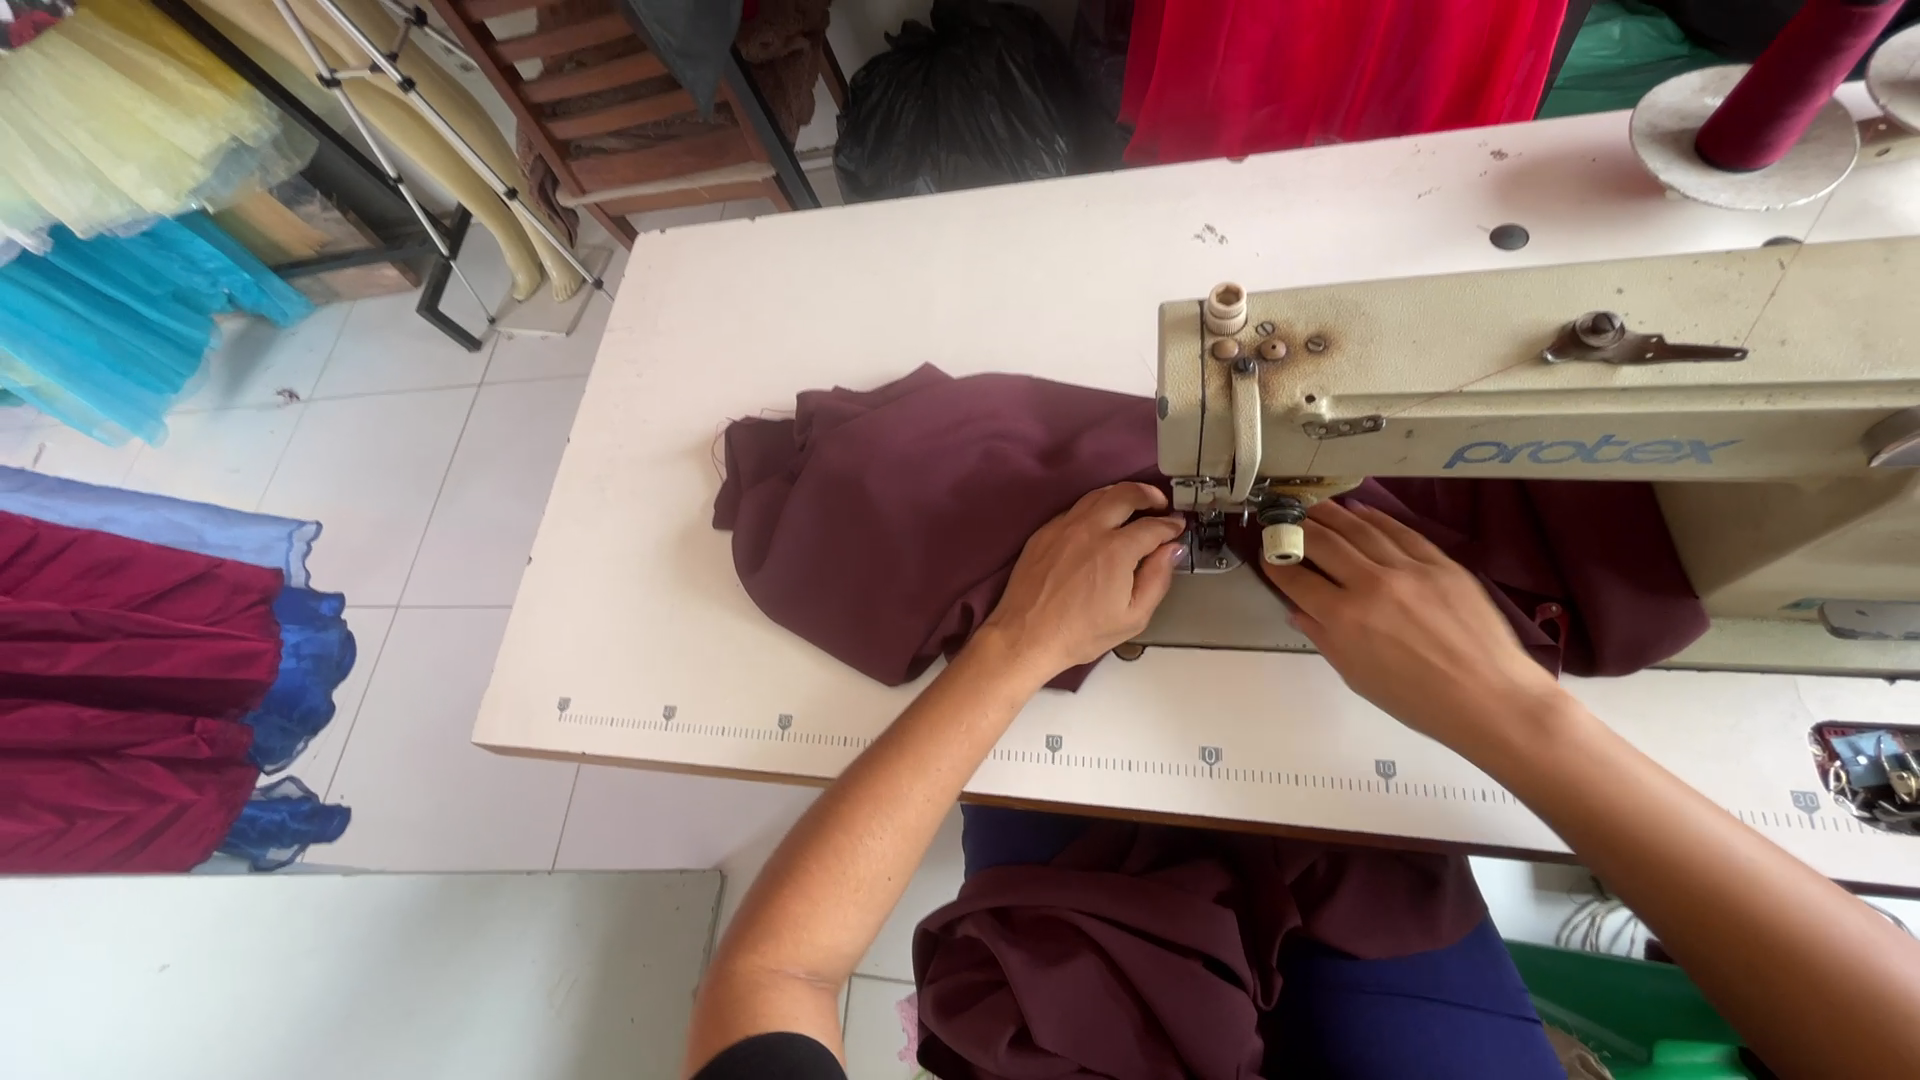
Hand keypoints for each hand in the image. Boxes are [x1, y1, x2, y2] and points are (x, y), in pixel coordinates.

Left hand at [980, 482, 1186, 680]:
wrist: (1026, 636)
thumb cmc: (1081, 633)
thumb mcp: (1133, 617)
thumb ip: (1157, 578)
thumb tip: (1171, 549)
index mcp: (1116, 550)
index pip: (1152, 525)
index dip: (1170, 525)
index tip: (1178, 527)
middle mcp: (1090, 529)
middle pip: (1125, 494)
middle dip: (1149, 494)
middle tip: (1160, 503)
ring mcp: (1063, 527)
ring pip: (1097, 495)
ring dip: (1120, 494)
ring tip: (1134, 504)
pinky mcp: (1044, 532)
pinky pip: (1074, 509)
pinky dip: (1094, 507)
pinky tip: (1099, 520)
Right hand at [1261, 500, 1565, 748]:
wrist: (1490, 698)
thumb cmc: (1417, 699)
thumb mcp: (1355, 675)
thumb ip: (1324, 637)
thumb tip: (1301, 611)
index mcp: (1344, 619)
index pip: (1296, 580)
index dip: (1275, 564)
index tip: (1266, 554)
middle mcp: (1371, 586)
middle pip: (1323, 544)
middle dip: (1296, 530)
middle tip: (1283, 522)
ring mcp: (1408, 570)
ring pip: (1359, 529)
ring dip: (1330, 514)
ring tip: (1312, 506)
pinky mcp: (1440, 563)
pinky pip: (1399, 531)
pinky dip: (1374, 518)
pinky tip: (1358, 511)